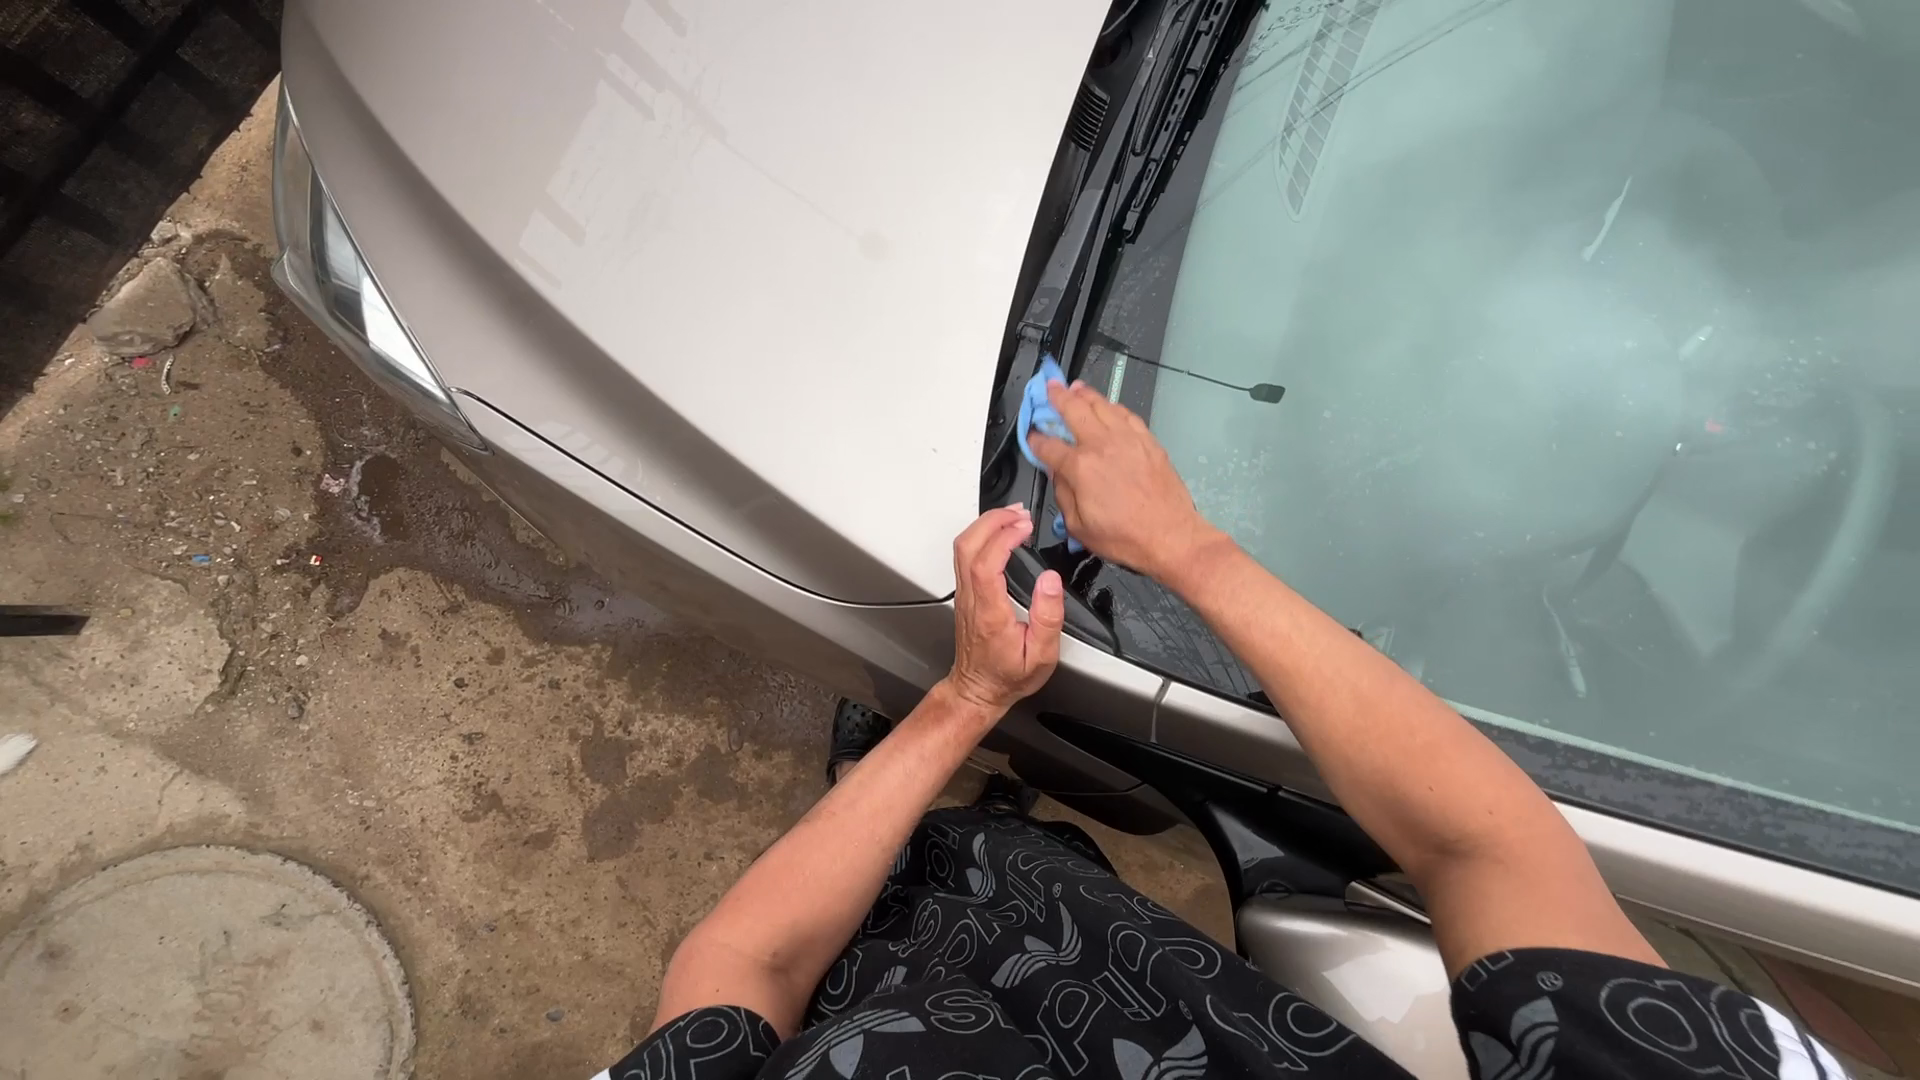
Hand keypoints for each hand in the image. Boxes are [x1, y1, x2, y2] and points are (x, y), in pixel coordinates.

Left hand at [945, 505, 1064, 714]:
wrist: (978, 690)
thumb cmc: (1008, 676)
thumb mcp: (1041, 656)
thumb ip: (1048, 617)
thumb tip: (1050, 581)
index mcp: (990, 613)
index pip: (985, 564)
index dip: (1003, 538)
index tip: (1024, 528)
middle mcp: (971, 600)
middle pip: (966, 546)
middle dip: (992, 521)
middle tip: (1019, 514)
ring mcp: (964, 595)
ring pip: (962, 548)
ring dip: (985, 525)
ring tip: (1013, 518)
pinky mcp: (964, 593)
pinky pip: (965, 555)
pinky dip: (982, 536)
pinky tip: (1000, 535)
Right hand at [1026, 381, 1227, 582]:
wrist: (1170, 536)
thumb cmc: (1126, 537)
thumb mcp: (1079, 526)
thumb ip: (1063, 494)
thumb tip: (1057, 475)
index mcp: (1080, 468)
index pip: (1048, 446)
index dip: (1035, 440)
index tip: (1032, 437)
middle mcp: (1103, 446)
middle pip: (1074, 410)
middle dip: (1057, 397)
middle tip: (1050, 388)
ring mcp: (1127, 440)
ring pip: (1102, 405)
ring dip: (1085, 394)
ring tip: (1075, 388)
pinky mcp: (1148, 441)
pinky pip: (1127, 414)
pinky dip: (1113, 406)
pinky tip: (1108, 405)